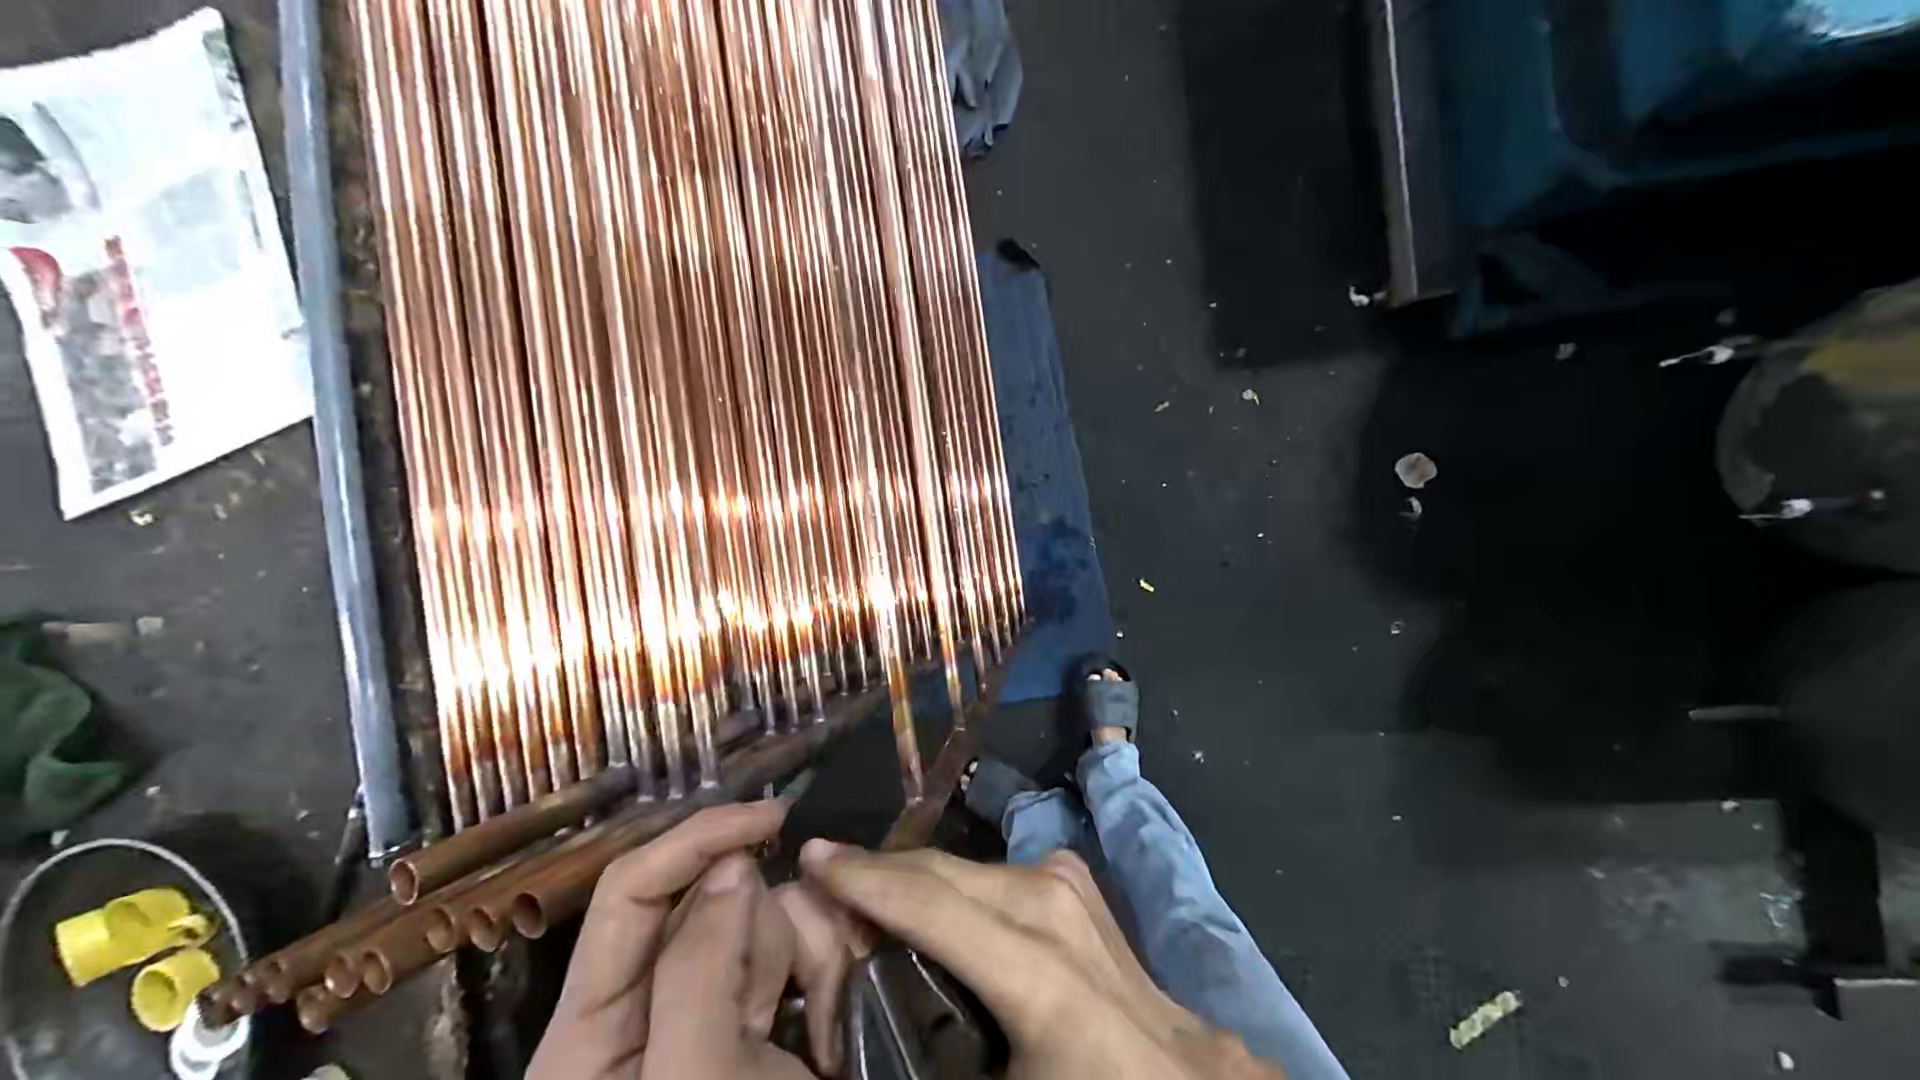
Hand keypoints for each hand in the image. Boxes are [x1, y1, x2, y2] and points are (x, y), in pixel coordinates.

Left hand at [528, 800, 807, 1079]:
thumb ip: (700, 971)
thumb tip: (735, 866)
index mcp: (593, 1026)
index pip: (630, 893)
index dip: (695, 839)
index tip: (771, 819)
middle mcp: (649, 999)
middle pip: (712, 902)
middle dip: (765, 930)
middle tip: (791, 1001)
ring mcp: (708, 1003)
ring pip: (766, 916)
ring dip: (808, 954)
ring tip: (821, 1028)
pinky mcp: (756, 1011)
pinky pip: (797, 946)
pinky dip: (826, 970)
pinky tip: (830, 1025)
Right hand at [798, 841, 1285, 1079]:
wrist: (1183, 1077)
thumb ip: (929, 1052)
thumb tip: (861, 1026)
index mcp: (1038, 971)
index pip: (930, 905)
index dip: (862, 878)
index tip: (810, 855)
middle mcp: (1050, 904)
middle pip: (939, 871)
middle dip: (874, 870)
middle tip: (818, 880)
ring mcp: (1064, 882)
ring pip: (961, 864)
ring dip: (906, 875)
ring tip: (858, 893)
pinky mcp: (1070, 877)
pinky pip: (987, 871)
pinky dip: (945, 881)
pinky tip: (922, 900)